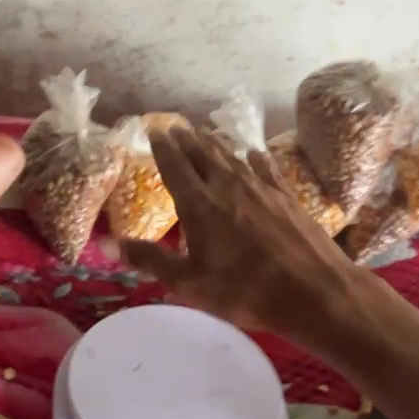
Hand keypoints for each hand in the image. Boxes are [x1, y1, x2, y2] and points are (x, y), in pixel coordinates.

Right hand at [120, 127, 364, 344]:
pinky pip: (266, 169)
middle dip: (187, 140)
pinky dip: (254, 158)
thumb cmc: (243, 290)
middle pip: (203, 154)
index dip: (162, 149)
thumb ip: (149, 259)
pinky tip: (254, 154)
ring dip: (215, 144)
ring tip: (205, 134)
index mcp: (199, 205)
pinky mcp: (287, 197)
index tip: (154, 132)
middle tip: (176, 127)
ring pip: (233, 157)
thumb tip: (106, 243)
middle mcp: (228, 187)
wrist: (312, 290)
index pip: (175, 167)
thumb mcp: (188, 282)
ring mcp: (262, 189)